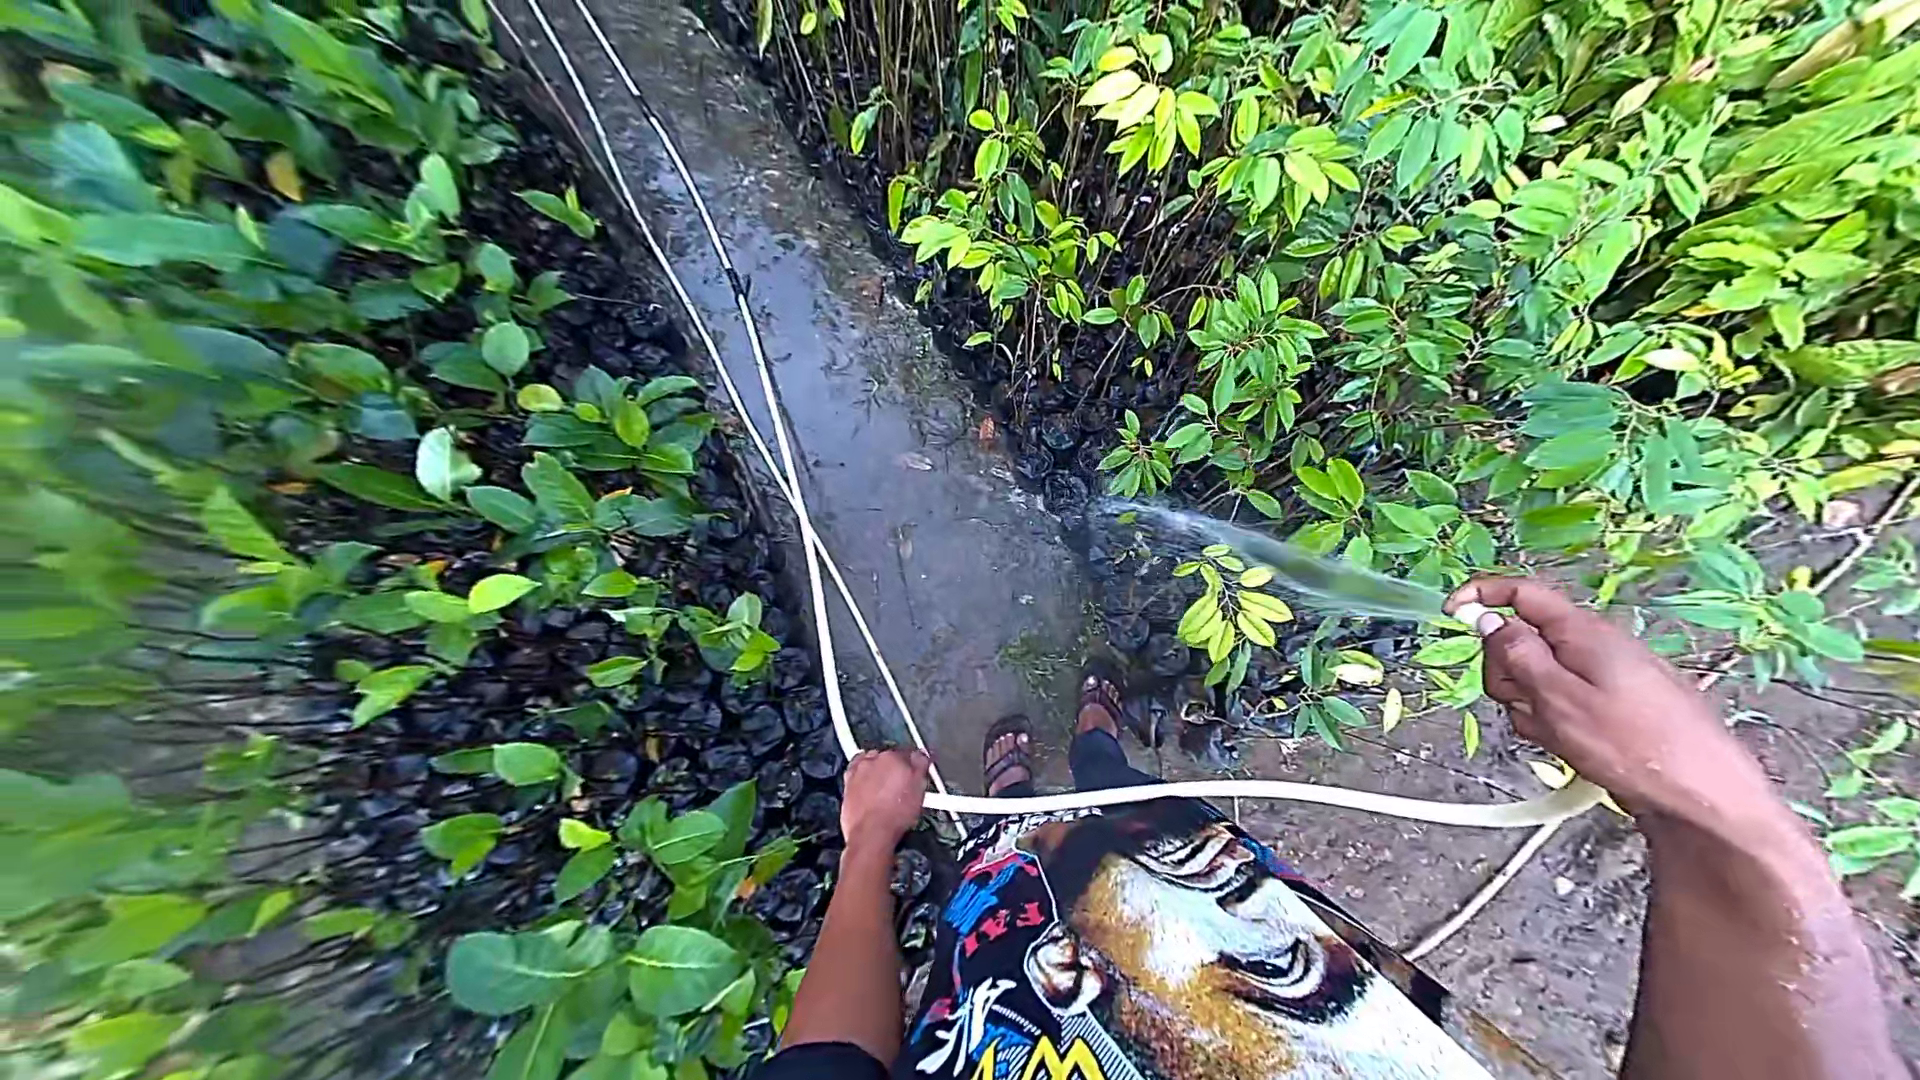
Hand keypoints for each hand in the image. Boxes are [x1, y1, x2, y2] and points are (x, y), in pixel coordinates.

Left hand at [840, 748, 930, 854]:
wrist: (871, 835)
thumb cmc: (894, 817)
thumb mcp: (919, 790)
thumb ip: (921, 767)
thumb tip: (921, 756)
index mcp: (895, 757)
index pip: (908, 753)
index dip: (914, 765)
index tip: (915, 772)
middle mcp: (875, 759)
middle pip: (889, 757)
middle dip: (896, 768)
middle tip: (902, 784)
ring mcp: (859, 770)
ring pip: (872, 763)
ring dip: (879, 771)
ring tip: (886, 789)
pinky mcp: (848, 782)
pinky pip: (857, 772)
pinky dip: (863, 776)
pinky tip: (869, 787)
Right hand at [1446, 578, 1776, 823]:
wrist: (1707, 804)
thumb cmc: (1631, 746)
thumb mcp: (1557, 696)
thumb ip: (1516, 652)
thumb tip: (1488, 619)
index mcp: (1582, 633)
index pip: (1521, 592)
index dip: (1479, 594)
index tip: (1449, 613)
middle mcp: (1594, 646)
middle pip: (1520, 638)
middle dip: (1504, 668)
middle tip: (1520, 699)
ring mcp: (1605, 675)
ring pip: (1534, 672)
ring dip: (1526, 699)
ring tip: (1552, 729)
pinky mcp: (1611, 703)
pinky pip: (1558, 697)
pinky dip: (1548, 716)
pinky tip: (1568, 741)